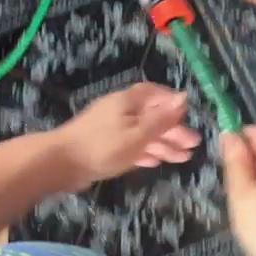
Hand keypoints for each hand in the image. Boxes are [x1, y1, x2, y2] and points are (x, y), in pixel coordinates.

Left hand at [54, 82, 200, 187]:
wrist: (62, 162)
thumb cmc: (103, 145)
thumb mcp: (138, 133)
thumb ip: (161, 119)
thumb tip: (183, 97)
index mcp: (127, 101)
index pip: (153, 93)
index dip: (171, 101)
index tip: (189, 114)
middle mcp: (119, 111)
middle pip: (150, 116)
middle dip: (172, 129)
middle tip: (193, 145)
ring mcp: (110, 129)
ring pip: (141, 133)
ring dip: (163, 144)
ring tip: (183, 158)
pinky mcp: (103, 146)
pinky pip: (129, 146)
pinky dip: (144, 152)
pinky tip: (156, 162)